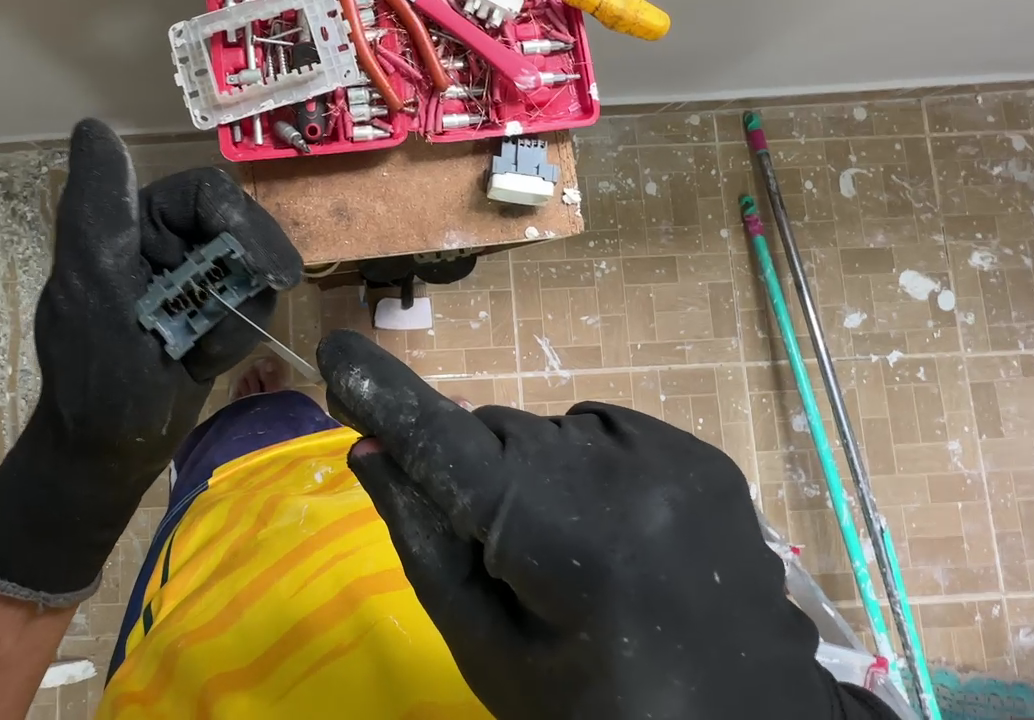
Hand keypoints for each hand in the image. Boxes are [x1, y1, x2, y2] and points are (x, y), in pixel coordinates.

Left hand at [0, 120, 302, 606]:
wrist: (111, 453)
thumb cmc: (93, 375)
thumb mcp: (89, 285)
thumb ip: (99, 209)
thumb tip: (95, 127)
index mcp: (134, 222)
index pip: (206, 192)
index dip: (239, 221)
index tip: (263, 267)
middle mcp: (168, 239)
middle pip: (242, 229)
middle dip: (244, 280)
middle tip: (233, 323)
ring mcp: (195, 277)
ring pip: (255, 271)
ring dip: (236, 318)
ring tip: (200, 351)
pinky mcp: (212, 311)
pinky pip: (254, 306)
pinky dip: (236, 338)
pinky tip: (204, 361)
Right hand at [319, 329, 857, 719]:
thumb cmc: (599, 718)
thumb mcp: (493, 656)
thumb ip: (427, 546)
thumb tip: (371, 451)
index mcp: (562, 543)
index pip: (446, 446)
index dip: (386, 396)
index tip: (335, 351)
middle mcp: (617, 476)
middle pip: (494, 435)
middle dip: (468, 470)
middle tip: (491, 547)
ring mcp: (668, 456)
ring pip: (545, 432)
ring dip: (530, 473)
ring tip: (565, 553)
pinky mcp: (699, 451)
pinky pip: (601, 434)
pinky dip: (583, 469)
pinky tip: (610, 531)